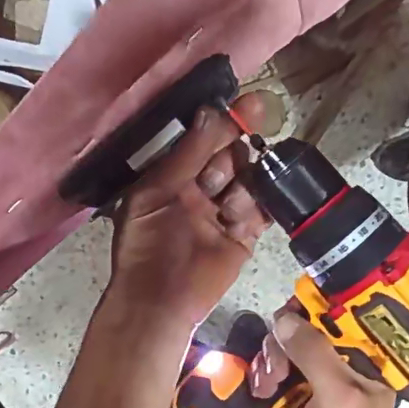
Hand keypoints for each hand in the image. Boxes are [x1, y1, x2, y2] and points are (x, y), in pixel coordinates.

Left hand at [108, 99, 269, 327]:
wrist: (160, 301)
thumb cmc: (148, 245)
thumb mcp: (157, 192)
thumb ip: (187, 153)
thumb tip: (211, 112)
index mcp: (173, 174)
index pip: (204, 138)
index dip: (226, 122)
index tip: (250, 106)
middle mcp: (200, 188)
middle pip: (232, 156)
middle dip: (233, 157)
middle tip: (219, 177)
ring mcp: (224, 211)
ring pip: (249, 181)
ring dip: (243, 187)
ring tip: (226, 207)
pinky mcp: (243, 236)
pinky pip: (261, 212)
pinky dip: (257, 210)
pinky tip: (241, 216)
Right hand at [269, 312, 399, 407]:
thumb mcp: (336, 394)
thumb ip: (313, 354)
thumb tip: (283, 319)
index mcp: (369, 348)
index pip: (339, 308)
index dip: (309, 307)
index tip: (282, 319)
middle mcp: (349, 350)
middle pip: (307, 325)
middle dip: (283, 344)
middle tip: (273, 371)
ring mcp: (328, 367)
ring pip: (290, 344)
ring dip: (272, 361)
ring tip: (265, 386)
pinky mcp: (310, 382)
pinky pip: (284, 363)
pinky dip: (270, 372)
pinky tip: (263, 388)